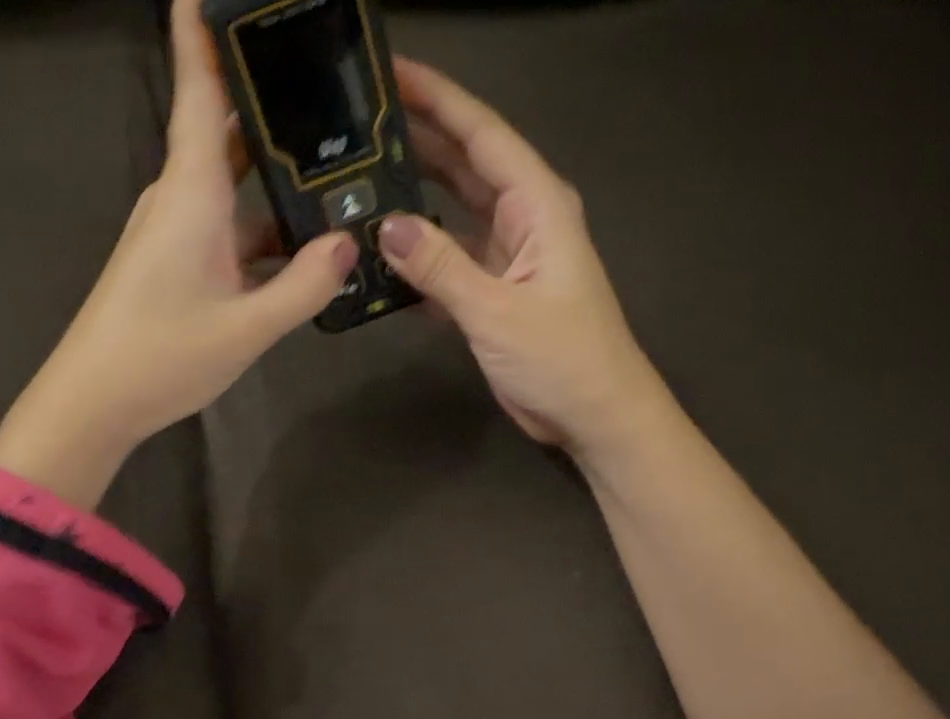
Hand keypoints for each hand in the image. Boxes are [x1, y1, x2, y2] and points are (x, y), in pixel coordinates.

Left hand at [0, 0, 356, 507]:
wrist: (93, 402)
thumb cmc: (161, 356)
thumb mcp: (247, 328)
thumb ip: (304, 286)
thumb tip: (348, 243)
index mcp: (190, 194)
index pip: (199, 93)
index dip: (204, 36)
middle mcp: (179, 198)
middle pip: (224, 130)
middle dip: (266, 100)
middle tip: (322, 81)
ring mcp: (173, 230)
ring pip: (230, 183)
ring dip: (273, 172)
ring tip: (335, 160)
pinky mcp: (173, 260)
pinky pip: (226, 224)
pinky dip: (262, 224)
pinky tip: (304, 242)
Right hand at [382, 59, 660, 453]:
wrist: (594, 415)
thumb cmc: (563, 358)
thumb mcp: (498, 311)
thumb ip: (440, 267)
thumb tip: (385, 226)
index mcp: (537, 205)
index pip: (482, 134)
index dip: (437, 98)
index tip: (389, 72)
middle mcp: (521, 218)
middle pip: (464, 162)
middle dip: (417, 135)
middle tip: (356, 119)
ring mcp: (505, 254)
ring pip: (451, 208)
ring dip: (411, 192)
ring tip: (356, 174)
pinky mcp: (491, 290)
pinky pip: (446, 257)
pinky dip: (416, 252)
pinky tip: (377, 247)